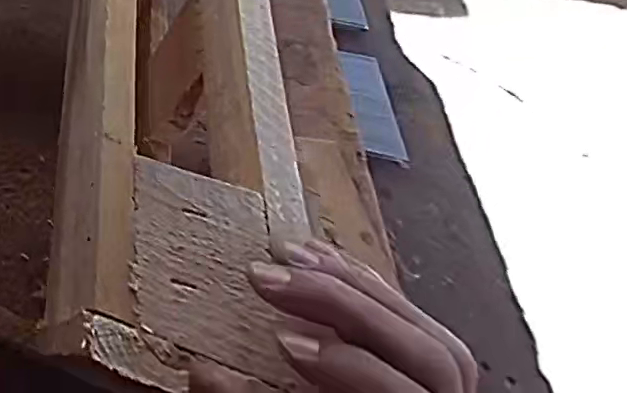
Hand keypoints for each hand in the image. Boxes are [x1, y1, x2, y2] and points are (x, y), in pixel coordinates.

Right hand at [196, 239, 475, 392]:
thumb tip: (199, 373)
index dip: (345, 366)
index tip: (279, 340)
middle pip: (428, 356)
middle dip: (339, 304)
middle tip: (261, 277)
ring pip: (427, 331)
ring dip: (350, 281)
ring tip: (284, 253)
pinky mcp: (418, 373)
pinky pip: (410, 317)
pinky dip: (360, 279)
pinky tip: (315, 255)